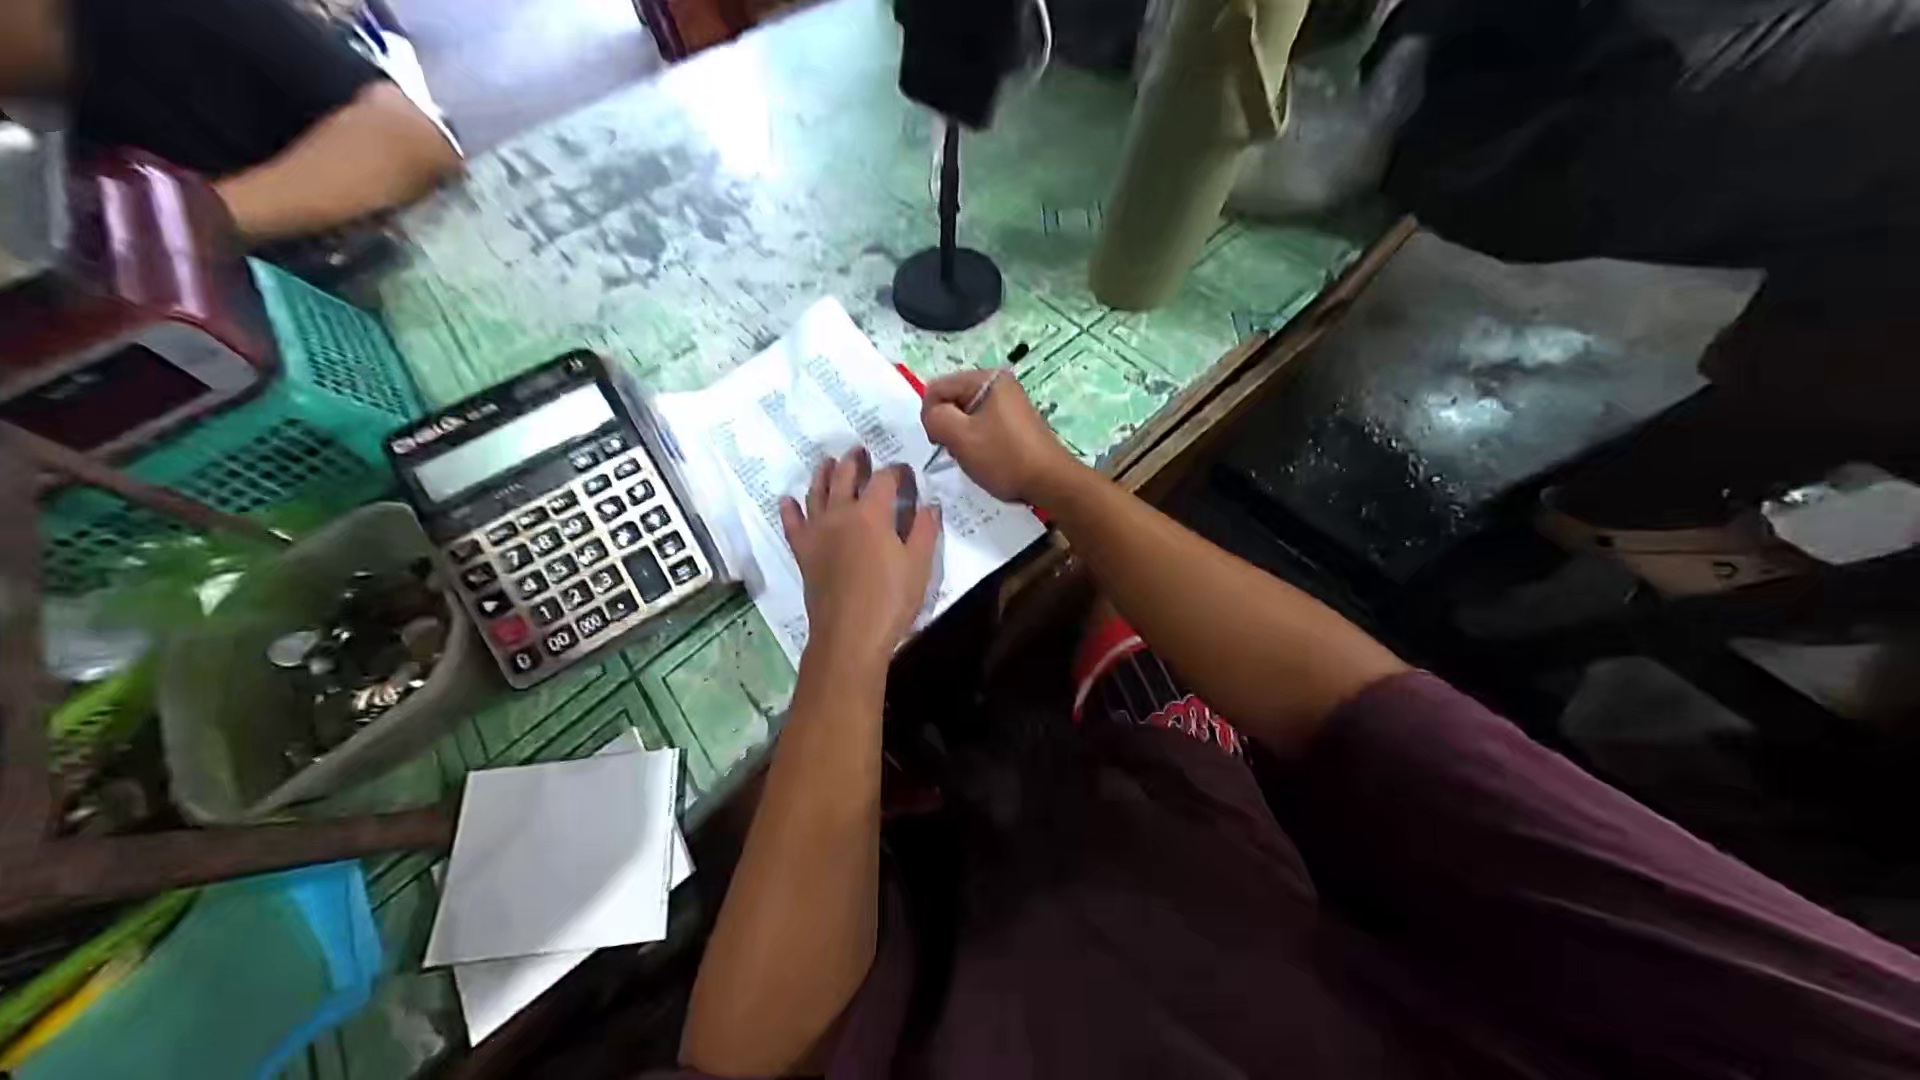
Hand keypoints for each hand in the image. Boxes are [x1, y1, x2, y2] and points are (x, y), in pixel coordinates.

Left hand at [779, 447, 940, 667]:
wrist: (849, 635)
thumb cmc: (891, 600)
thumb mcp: (919, 565)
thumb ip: (925, 530)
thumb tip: (929, 504)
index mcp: (872, 513)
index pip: (885, 479)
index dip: (896, 471)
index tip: (906, 472)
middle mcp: (840, 513)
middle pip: (845, 476)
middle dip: (855, 461)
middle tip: (860, 451)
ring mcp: (817, 531)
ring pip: (816, 492)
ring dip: (823, 473)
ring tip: (828, 462)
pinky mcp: (803, 552)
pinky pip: (792, 523)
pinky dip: (789, 509)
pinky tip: (787, 500)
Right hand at [921, 369, 1083, 506]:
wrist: (1050, 482)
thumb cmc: (1004, 457)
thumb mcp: (961, 437)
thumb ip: (935, 418)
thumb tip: (933, 416)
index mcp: (987, 378)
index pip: (937, 388)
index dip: (931, 416)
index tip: (940, 441)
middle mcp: (999, 384)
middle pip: (951, 400)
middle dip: (948, 426)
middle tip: (959, 451)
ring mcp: (1008, 404)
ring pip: (965, 416)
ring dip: (961, 438)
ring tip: (974, 457)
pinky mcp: (1014, 423)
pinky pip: (982, 427)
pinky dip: (977, 443)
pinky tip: (985, 459)